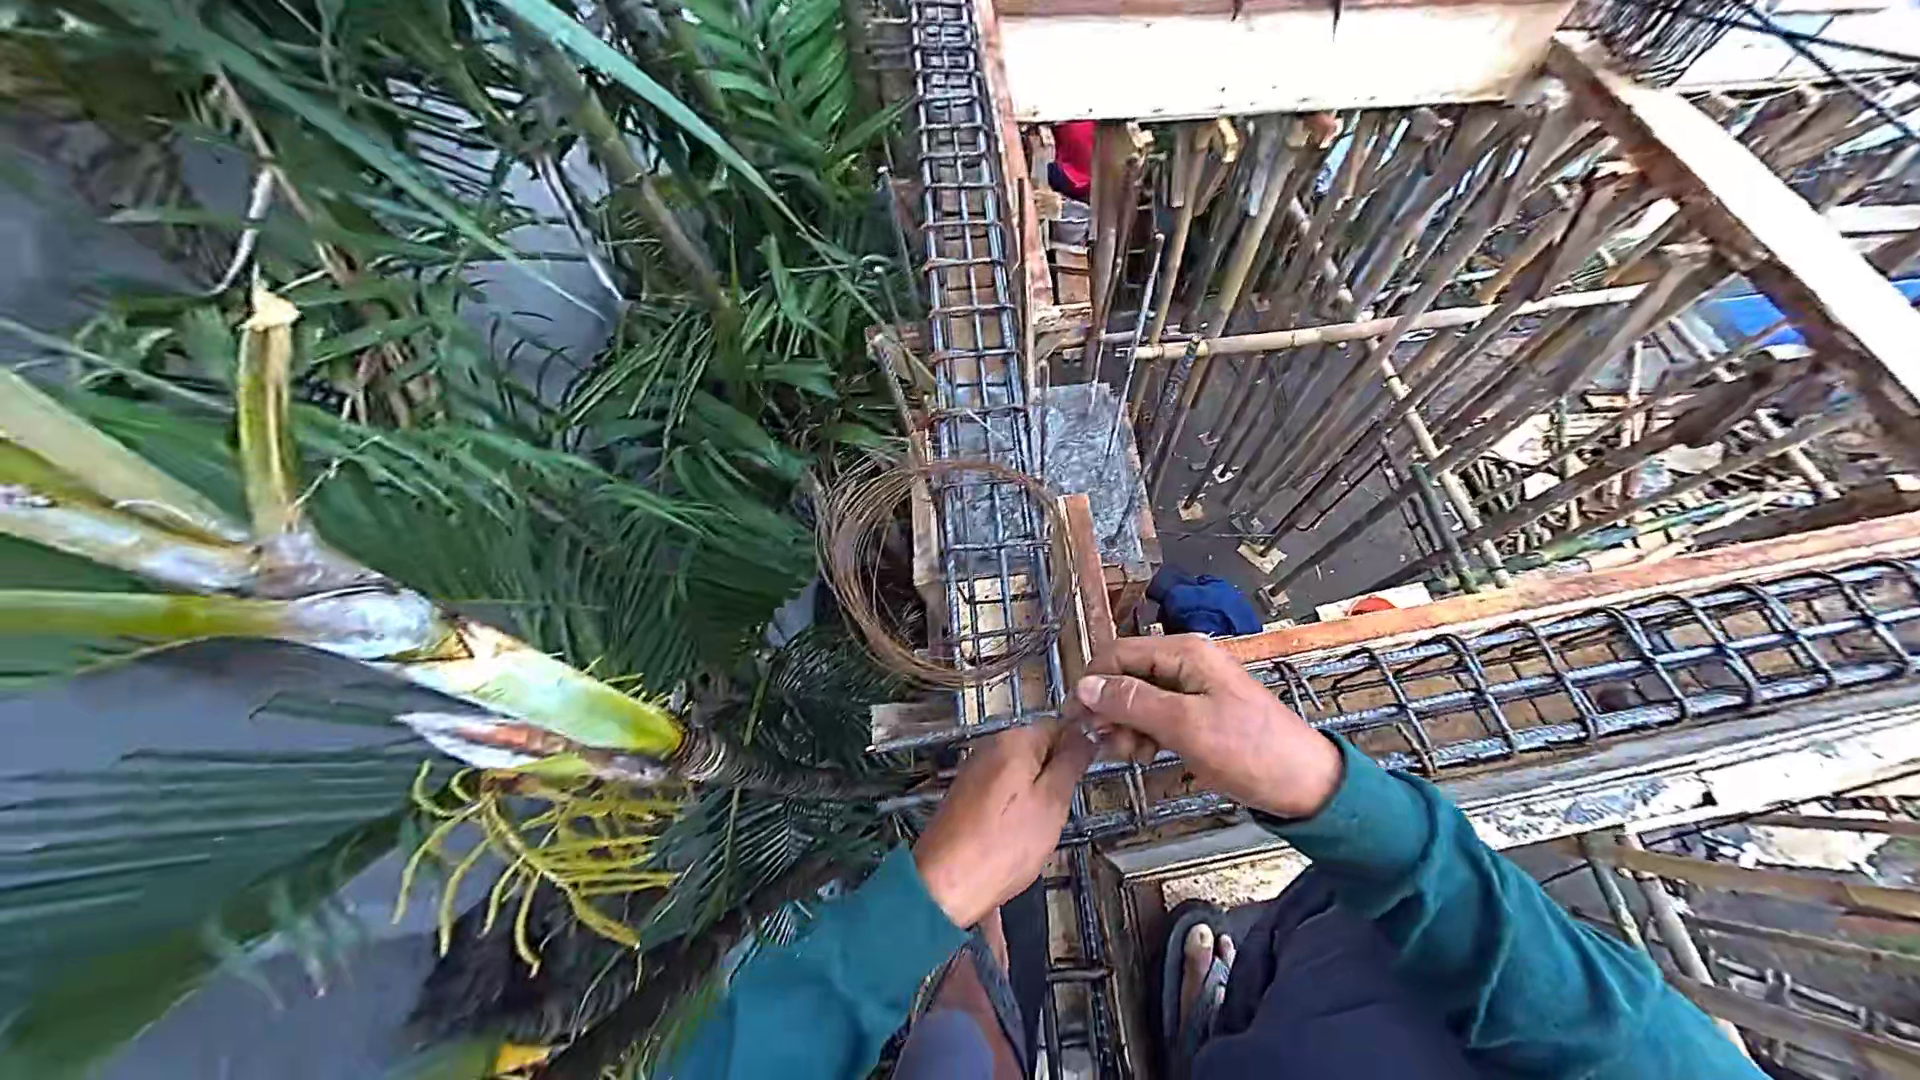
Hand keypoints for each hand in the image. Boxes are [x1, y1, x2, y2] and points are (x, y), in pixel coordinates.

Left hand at [914, 720, 1097, 927]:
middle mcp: (991, 747)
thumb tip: (1087, 733)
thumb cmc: (999, 845)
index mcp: (1013, 741)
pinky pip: (1004, 790)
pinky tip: (1016, 833)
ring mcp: (976, 769)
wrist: (946, 883)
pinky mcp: (968, 793)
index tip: (1088, 772)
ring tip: (1038, 826)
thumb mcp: (1052, 802)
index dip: (1079, 748)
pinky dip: (1017, 807)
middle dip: (1056, 775)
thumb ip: (1071, 762)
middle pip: (1039, 748)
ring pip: (1023, 772)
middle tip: (1062, 807)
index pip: (1059, 725)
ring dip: (1037, 794)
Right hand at [1067, 634, 1342, 818]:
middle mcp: (1182, 662)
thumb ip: (1132, 702)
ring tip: (1131, 753)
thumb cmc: (1249, 750)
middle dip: (1110, 708)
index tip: (1077, 717)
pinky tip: (1143, 753)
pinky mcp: (1192, 712)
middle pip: (1124, 675)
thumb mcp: (1185, 725)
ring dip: (1124, 724)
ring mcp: (1188, 688)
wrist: (1304, 785)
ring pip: (1134, 697)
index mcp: (1183, 652)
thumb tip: (1085, 686)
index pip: (1118, 653)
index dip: (1094, 682)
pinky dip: (1141, 733)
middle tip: (1107, 743)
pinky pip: (1152, 715)